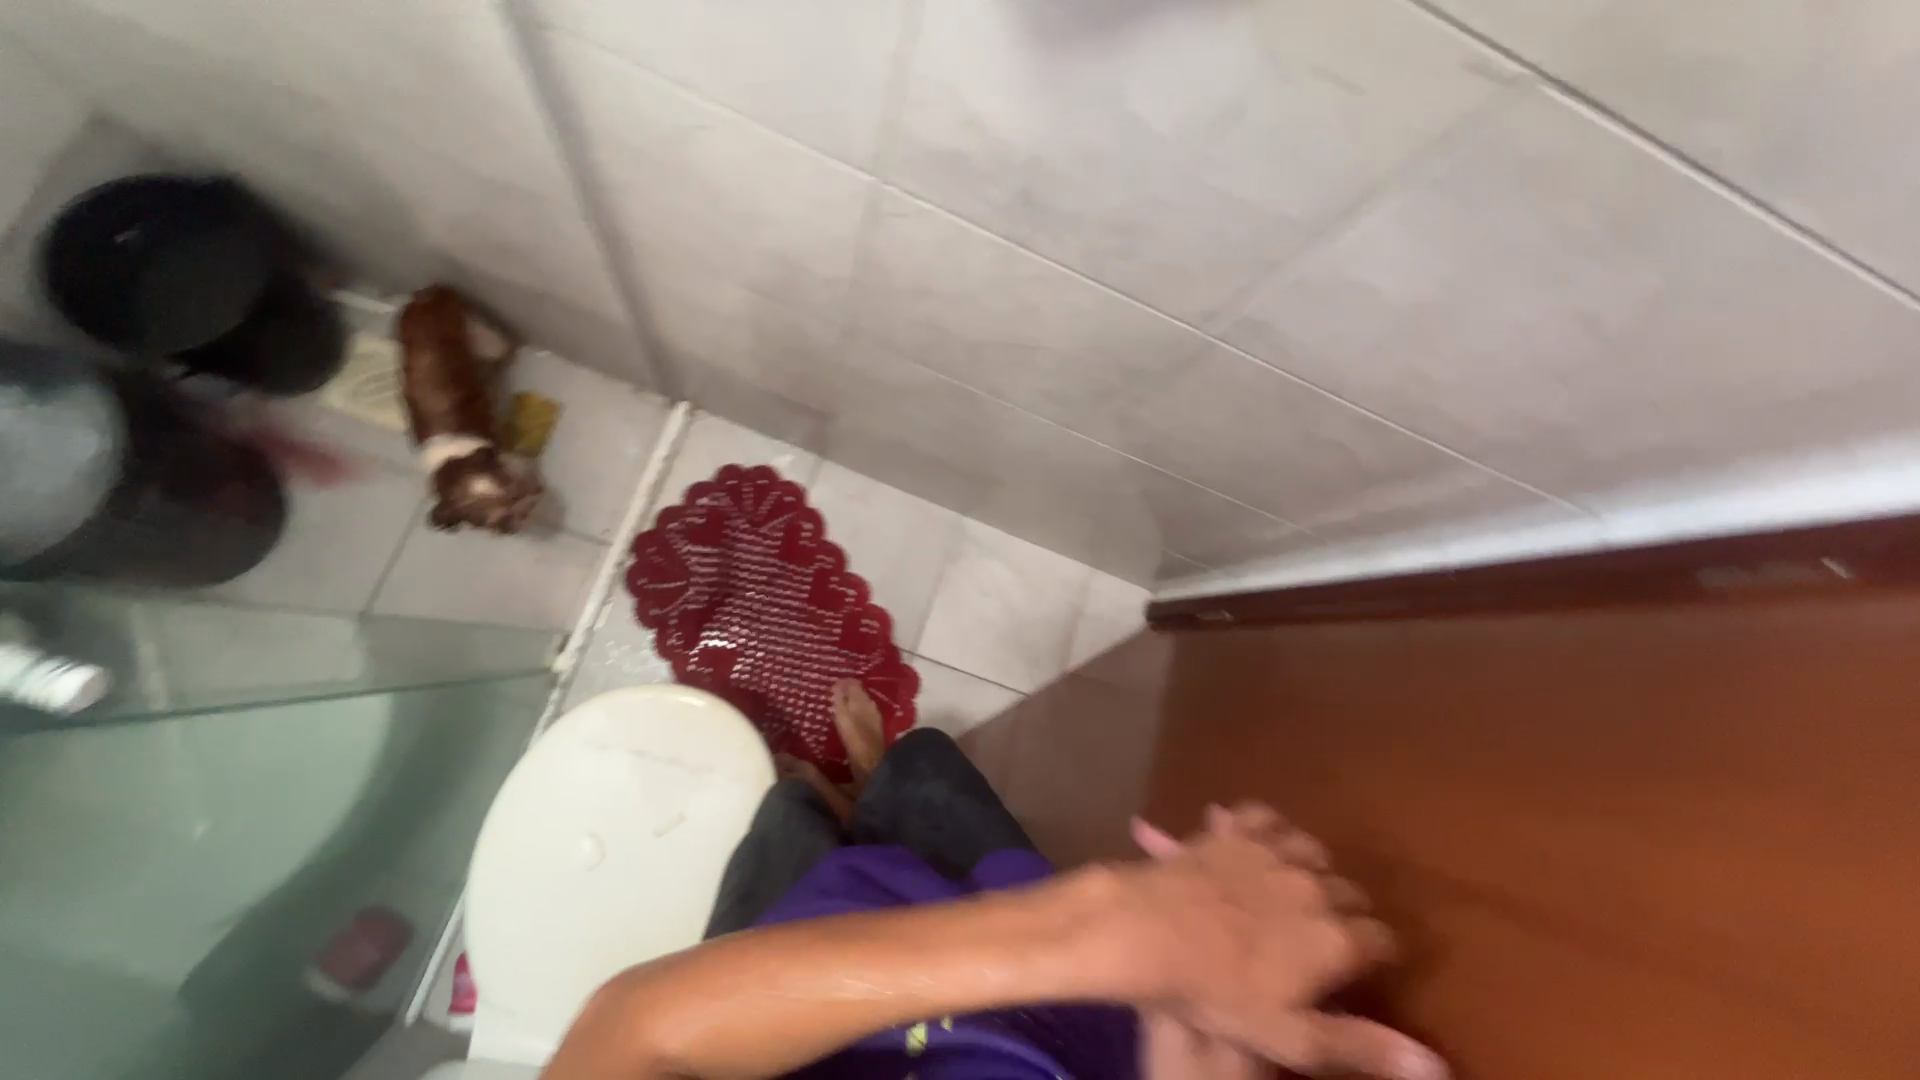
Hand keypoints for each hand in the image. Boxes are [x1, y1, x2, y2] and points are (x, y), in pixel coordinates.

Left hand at [1118, 805, 1444, 1079]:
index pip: (1381, 940)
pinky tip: (1257, 841)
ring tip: (1292, 889)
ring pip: (1312, 850)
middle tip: (1318, 935)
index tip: (1360, 966)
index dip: (1374, 954)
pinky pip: (1264, 817)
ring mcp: (1271, 851)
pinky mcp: (1232, 830)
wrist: (1147, 930)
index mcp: (1335, 938)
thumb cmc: (1216, 993)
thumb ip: (1364, 1046)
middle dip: (1345, 913)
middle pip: (1350, 892)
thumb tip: (1437, 1064)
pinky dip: (1267, 828)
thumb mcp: (1291, 1036)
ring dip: (1310, 868)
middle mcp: (1314, 886)